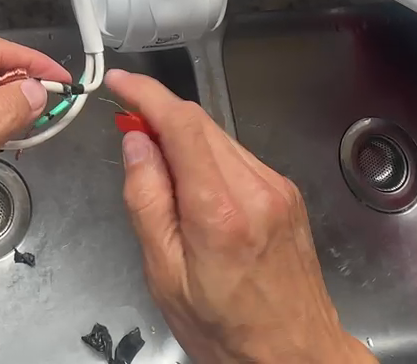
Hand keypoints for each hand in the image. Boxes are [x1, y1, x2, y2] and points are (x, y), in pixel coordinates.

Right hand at [106, 69, 372, 363]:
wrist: (298, 359)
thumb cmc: (222, 329)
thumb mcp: (165, 274)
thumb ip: (146, 199)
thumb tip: (136, 140)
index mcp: (219, 210)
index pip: (181, 124)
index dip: (146, 93)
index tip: (118, 80)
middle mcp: (255, 187)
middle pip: (199, 122)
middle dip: (158, 112)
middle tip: (126, 125)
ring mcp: (276, 186)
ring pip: (217, 135)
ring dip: (181, 134)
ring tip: (159, 165)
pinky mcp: (285, 192)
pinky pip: (235, 154)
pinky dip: (205, 153)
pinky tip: (193, 183)